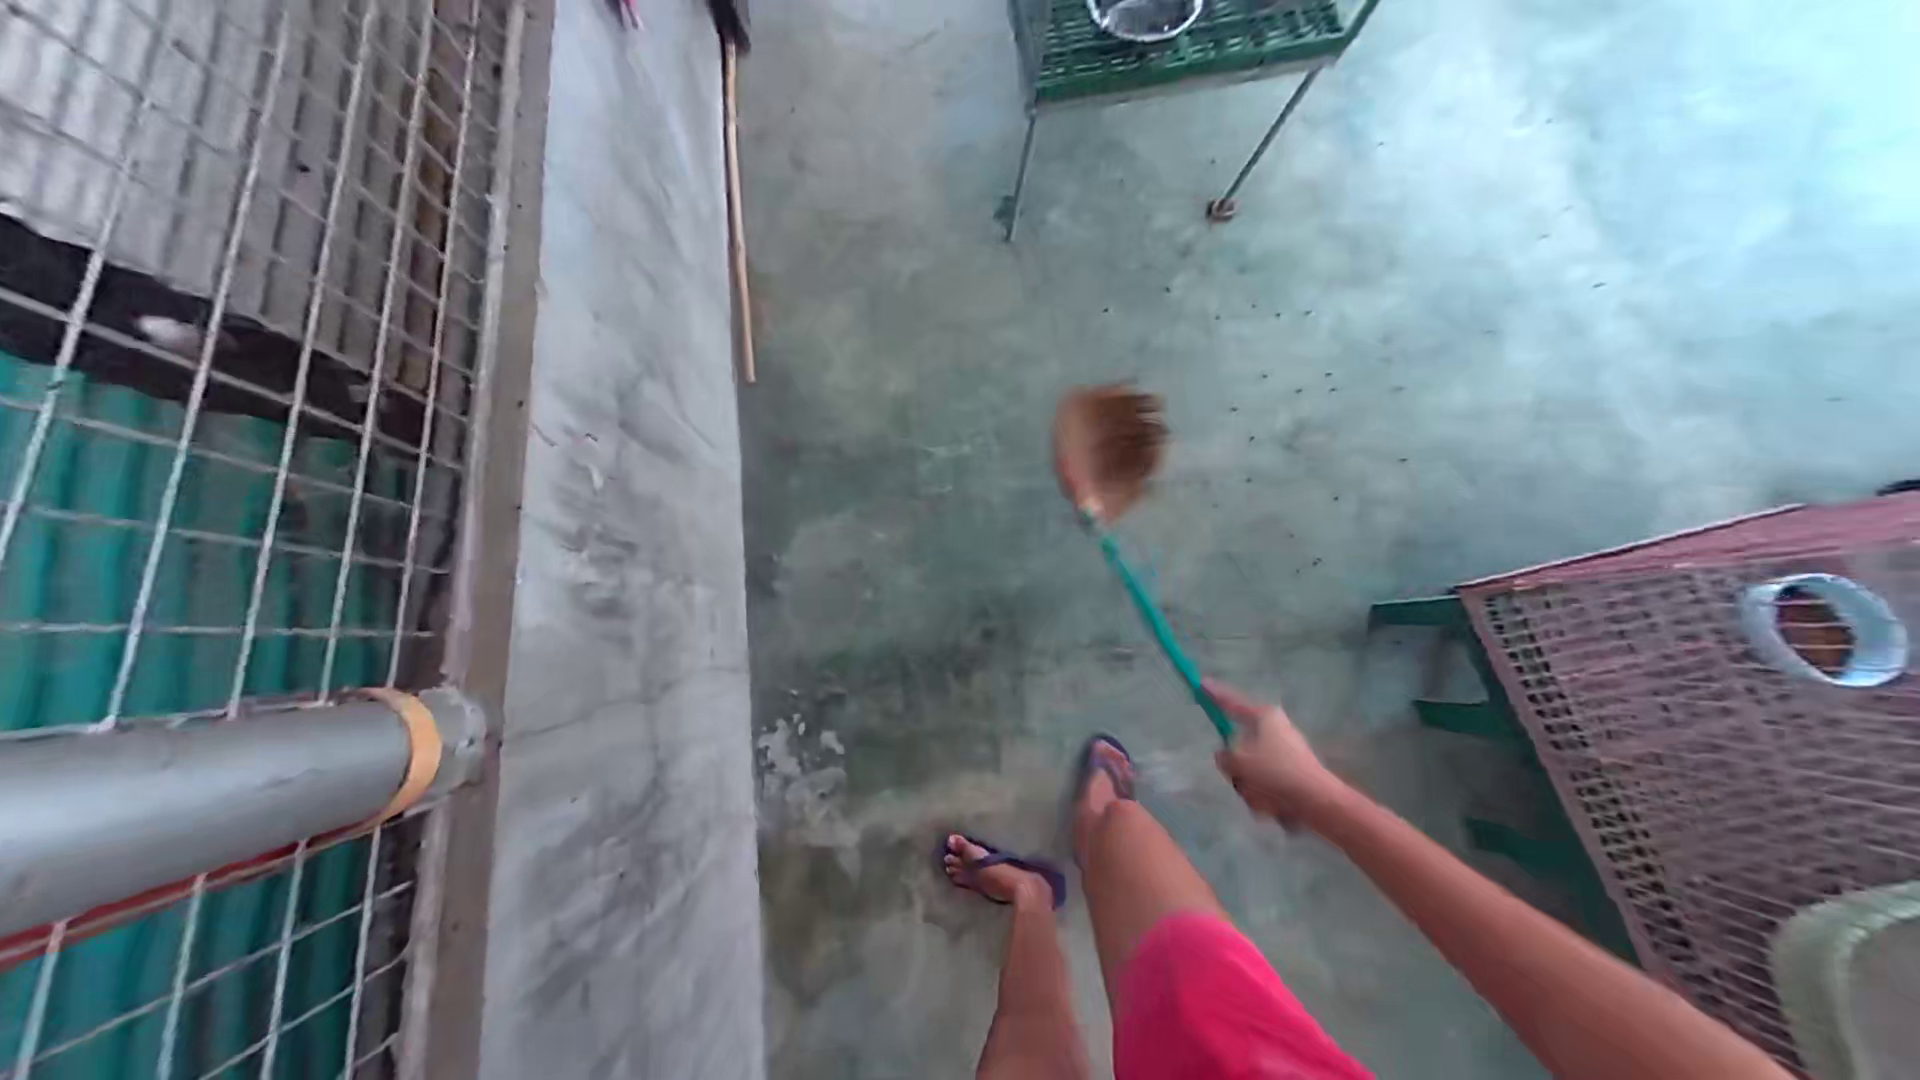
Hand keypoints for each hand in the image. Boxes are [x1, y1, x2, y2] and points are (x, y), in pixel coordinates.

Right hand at [1207, 678, 1349, 828]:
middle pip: (1240, 744)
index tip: (1201, 683)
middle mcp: (1275, 728)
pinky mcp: (1293, 773)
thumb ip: (1223, 757)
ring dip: (1250, 786)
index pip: (1231, 701)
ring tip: (1261, 797)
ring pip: (1251, 767)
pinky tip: (1273, 806)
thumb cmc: (1276, 774)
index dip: (1214, 693)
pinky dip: (1264, 796)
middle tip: (1238, 777)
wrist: (1319, 804)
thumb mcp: (1238, 762)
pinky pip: (1266, 783)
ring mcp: (1286, 751)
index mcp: (1264, 716)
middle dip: (1237, 767)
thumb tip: (1225, 756)